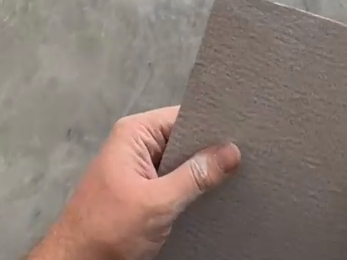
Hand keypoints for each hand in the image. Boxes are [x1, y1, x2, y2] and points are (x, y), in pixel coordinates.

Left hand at [27, 106, 240, 259]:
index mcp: (134, 133)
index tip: (240, 134)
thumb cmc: (105, 228)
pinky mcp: (142, 191)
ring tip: (230, 178)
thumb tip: (229, 152)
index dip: (209, 125)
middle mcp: (136, 144)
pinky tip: (207, 197)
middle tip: (241, 160)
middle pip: (182, 139)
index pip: (181, 116)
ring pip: (179, 163)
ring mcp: (138, 168)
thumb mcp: (157, 203)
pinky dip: (188, 190)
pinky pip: (172, 182)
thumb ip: (194, 177)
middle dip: (207, 151)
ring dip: (198, 174)